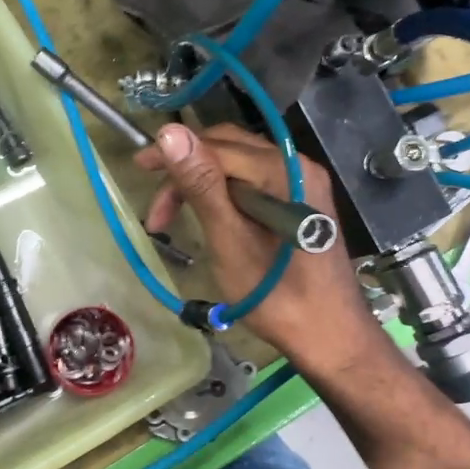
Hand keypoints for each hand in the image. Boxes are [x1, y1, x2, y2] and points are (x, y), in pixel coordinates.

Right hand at [133, 123, 395, 373]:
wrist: (330, 337)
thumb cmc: (276, 294)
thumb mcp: (230, 238)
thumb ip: (202, 183)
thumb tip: (169, 131)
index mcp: (284, 170)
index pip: (218, 144)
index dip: (175, 154)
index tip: (139, 169)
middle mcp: (298, 165)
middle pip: (229, 148)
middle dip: (186, 170)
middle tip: (156, 206)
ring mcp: (303, 184)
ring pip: (239, 165)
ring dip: (201, 184)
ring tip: (174, 217)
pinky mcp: (300, 203)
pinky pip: (254, 183)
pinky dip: (224, 195)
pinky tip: (208, 217)